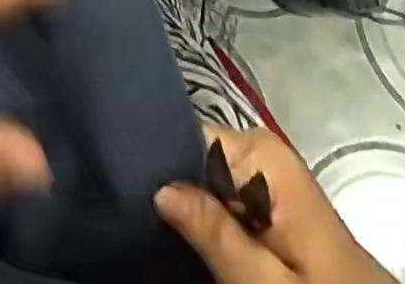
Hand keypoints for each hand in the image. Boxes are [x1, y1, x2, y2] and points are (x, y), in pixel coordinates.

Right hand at [157, 124, 397, 283]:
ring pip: (208, 183)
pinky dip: (209, 223)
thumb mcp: (267, 283)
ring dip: (190, 210)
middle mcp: (264, 158)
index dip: (163, 163)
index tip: (134, 190)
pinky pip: (225, 202)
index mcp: (264, 156)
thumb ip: (215, 232)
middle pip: (198, 159)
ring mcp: (268, 183)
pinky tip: (191, 240)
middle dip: (175, 189)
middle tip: (144, 220)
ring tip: (160, 230)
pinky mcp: (270, 209)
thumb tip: (160, 187)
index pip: (193, 136)